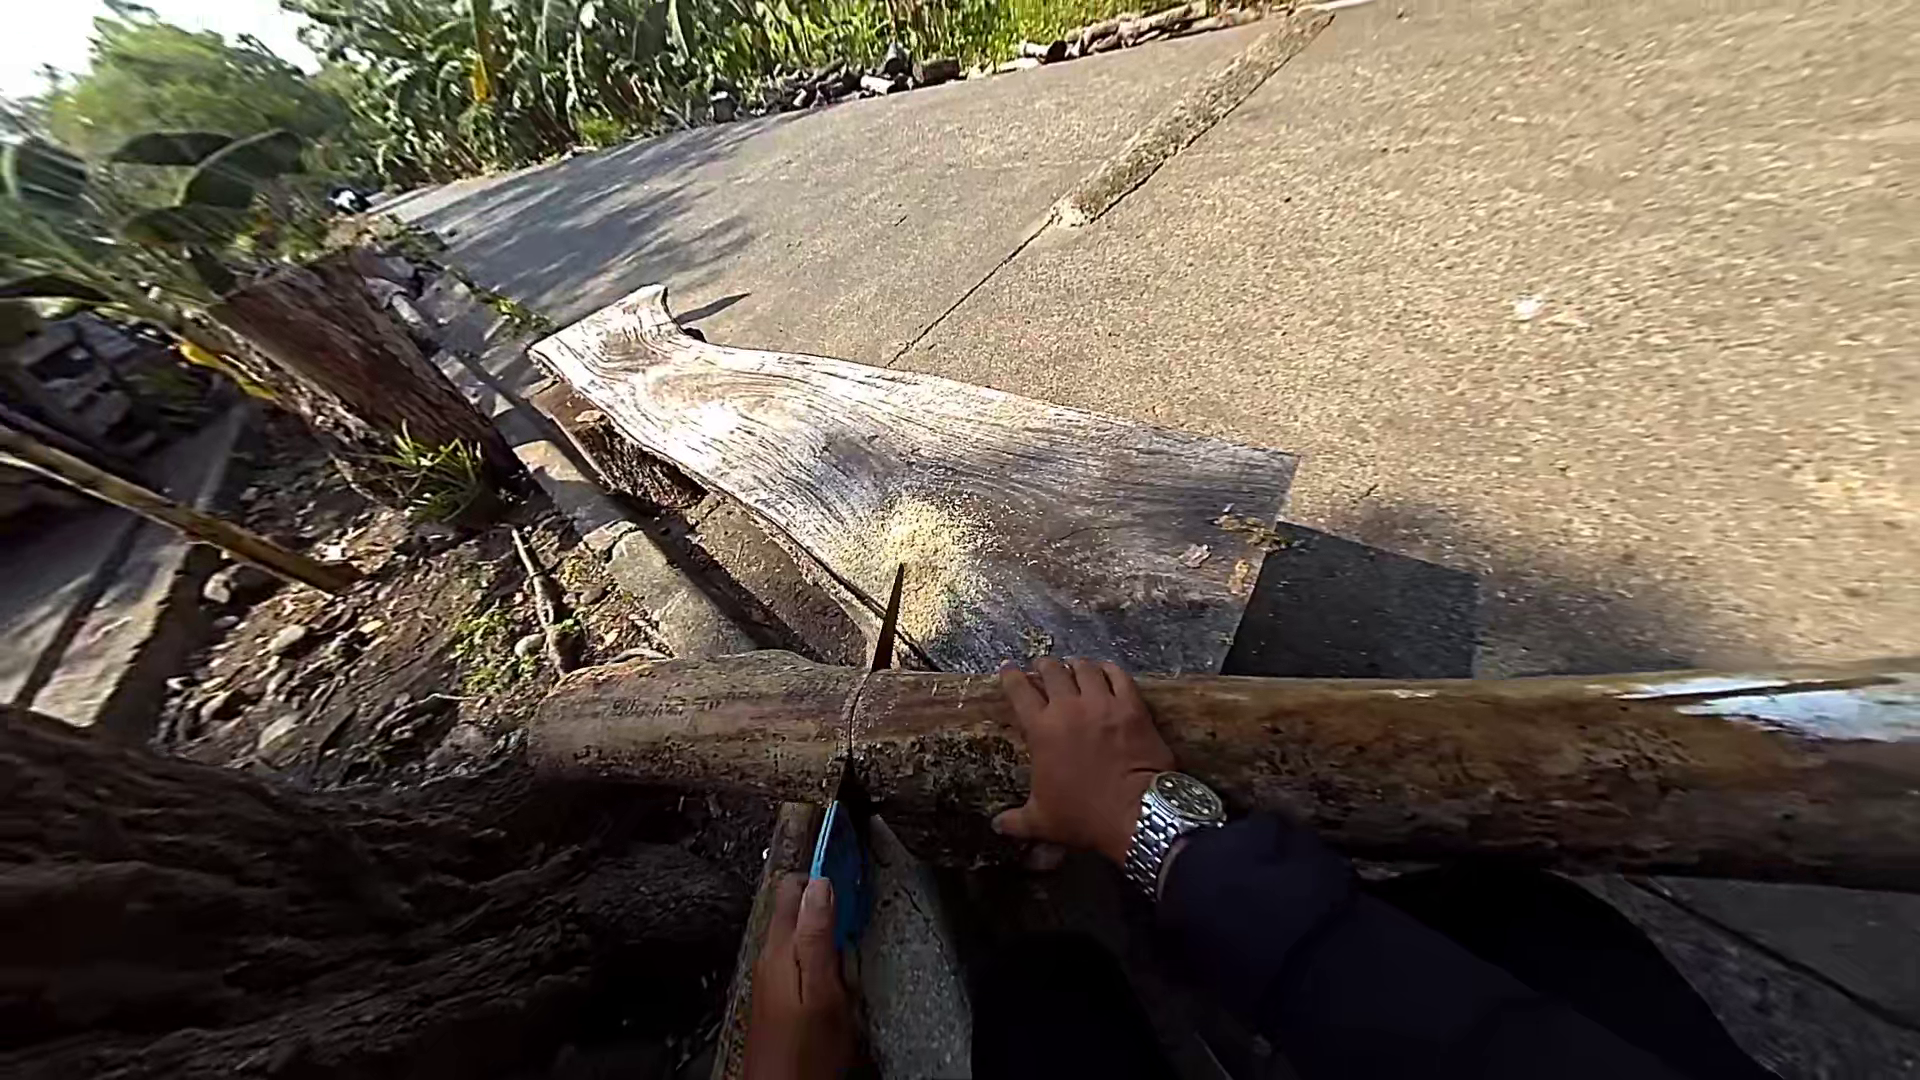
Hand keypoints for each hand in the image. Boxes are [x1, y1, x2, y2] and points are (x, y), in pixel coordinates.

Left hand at [743, 875, 854, 1079]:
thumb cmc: (805, 1055)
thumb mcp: (822, 989)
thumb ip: (818, 933)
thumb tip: (820, 883)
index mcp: (781, 947)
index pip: (793, 886)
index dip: (821, 872)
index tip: (845, 873)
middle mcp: (771, 955)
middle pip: (797, 905)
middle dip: (826, 903)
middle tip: (852, 918)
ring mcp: (772, 974)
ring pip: (800, 929)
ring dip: (826, 929)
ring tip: (848, 950)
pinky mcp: (778, 992)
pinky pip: (800, 953)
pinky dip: (820, 950)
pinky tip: (837, 973)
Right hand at [994, 657, 1174, 864]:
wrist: (1137, 814)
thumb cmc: (1084, 816)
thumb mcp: (1042, 821)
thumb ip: (1016, 820)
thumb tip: (996, 825)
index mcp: (1041, 729)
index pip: (1019, 690)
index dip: (1011, 675)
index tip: (1008, 667)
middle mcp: (1068, 707)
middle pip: (1052, 671)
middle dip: (1044, 665)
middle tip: (1042, 666)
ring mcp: (1102, 703)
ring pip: (1084, 668)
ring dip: (1075, 665)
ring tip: (1073, 665)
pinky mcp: (1131, 706)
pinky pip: (1118, 676)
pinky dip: (1109, 669)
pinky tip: (1105, 670)